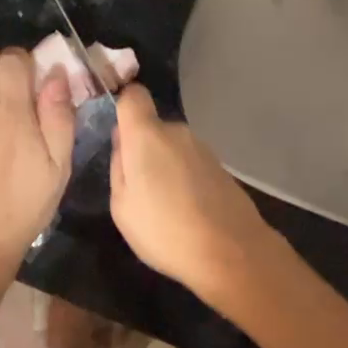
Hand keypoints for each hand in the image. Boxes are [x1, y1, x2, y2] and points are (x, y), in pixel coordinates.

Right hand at [109, 84, 280, 298]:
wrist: (230, 251)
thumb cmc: (164, 230)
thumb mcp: (121, 206)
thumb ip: (118, 166)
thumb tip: (123, 143)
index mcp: (147, 135)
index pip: (133, 95)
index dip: (122, 106)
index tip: (116, 133)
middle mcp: (177, 132)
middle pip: (152, 128)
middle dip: (142, 149)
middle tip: (137, 188)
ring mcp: (202, 149)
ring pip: (172, 148)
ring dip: (164, 167)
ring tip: (163, 206)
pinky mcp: (220, 167)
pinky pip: (190, 164)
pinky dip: (184, 179)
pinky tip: (186, 210)